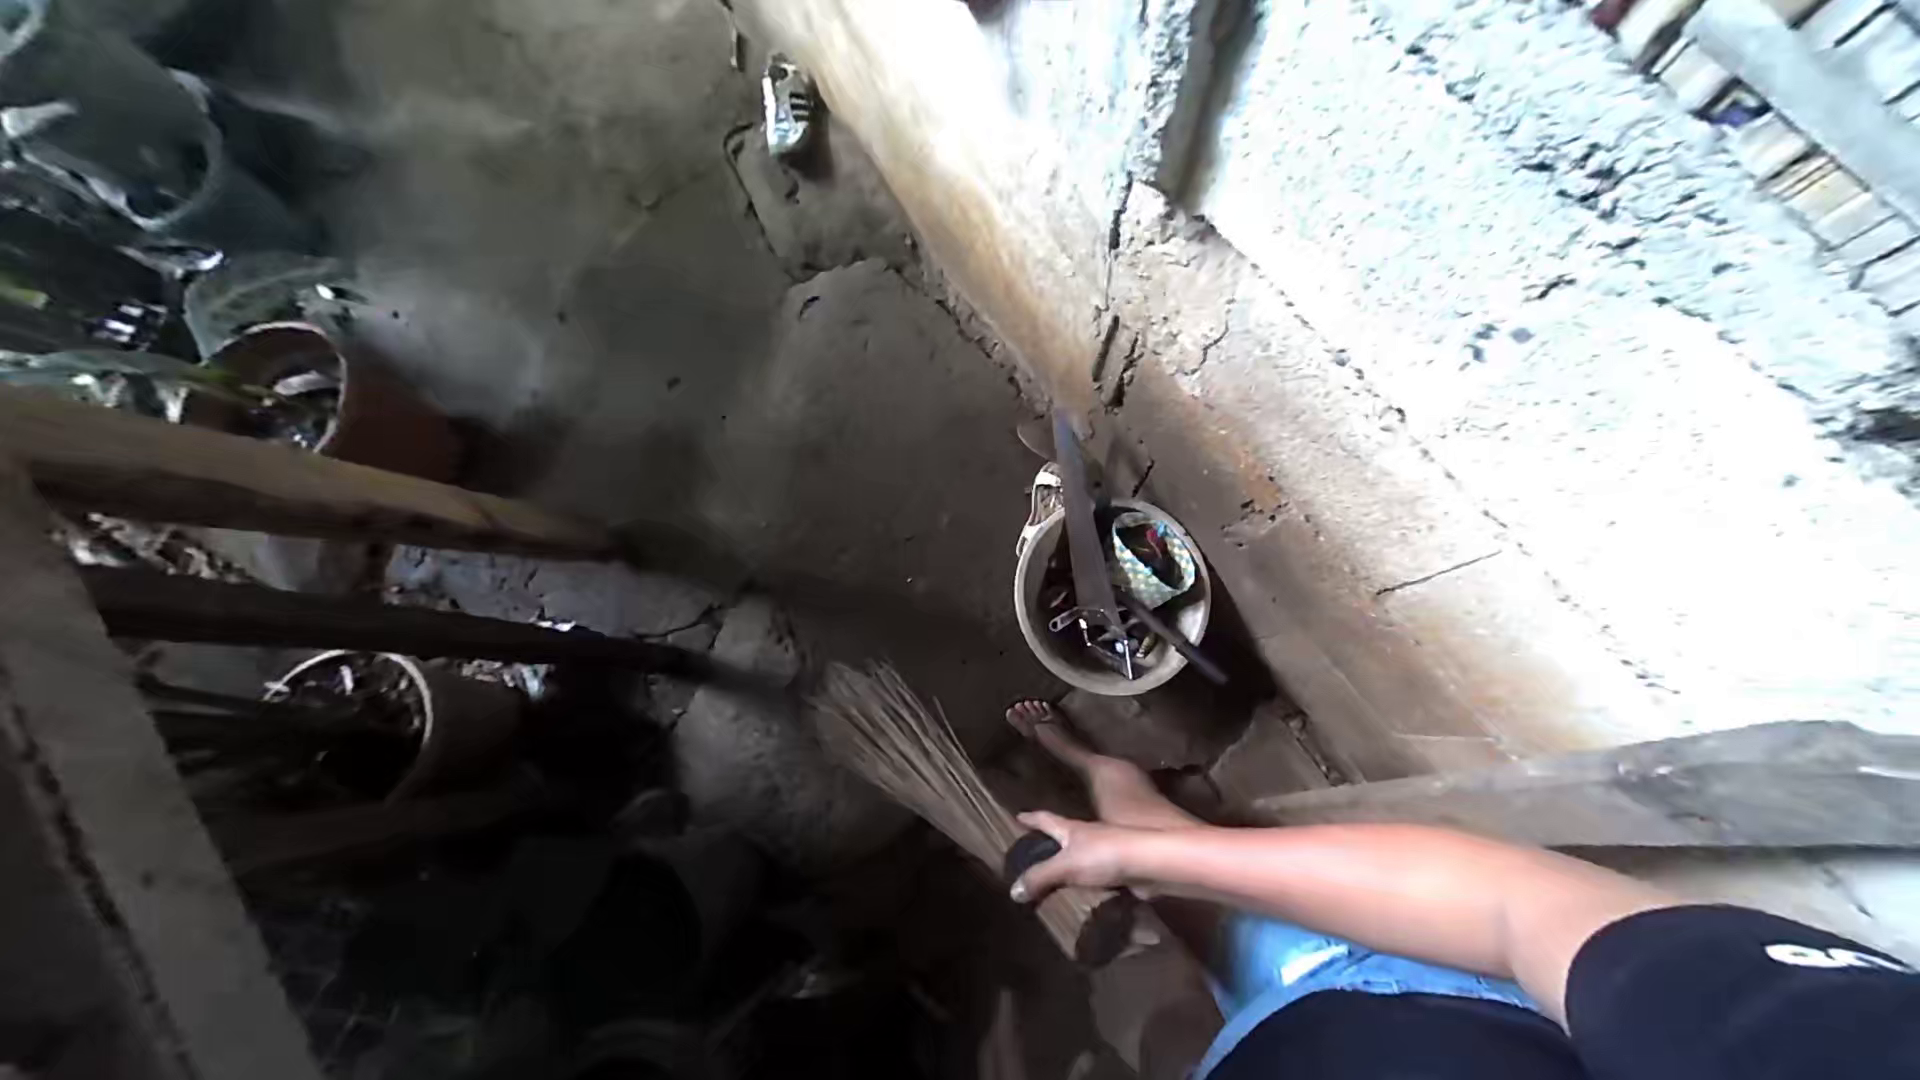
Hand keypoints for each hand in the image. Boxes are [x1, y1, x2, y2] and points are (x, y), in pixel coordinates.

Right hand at [1008, 811, 1145, 902]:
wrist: (1148, 863)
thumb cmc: (1103, 854)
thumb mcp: (1066, 865)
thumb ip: (1040, 877)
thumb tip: (1012, 891)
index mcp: (1070, 828)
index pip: (1045, 818)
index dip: (1031, 818)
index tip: (1018, 815)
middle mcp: (1087, 836)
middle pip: (1064, 836)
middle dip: (1051, 842)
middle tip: (1033, 851)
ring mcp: (1105, 853)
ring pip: (1082, 858)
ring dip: (1071, 866)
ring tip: (1054, 879)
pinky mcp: (1119, 872)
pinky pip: (1097, 878)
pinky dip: (1089, 885)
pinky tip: (1082, 897)